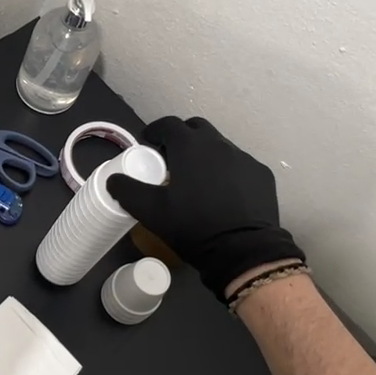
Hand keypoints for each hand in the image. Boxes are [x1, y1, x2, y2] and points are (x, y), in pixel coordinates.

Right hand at [106, 116, 305, 298]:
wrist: (244, 250)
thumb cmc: (193, 226)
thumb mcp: (151, 212)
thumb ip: (128, 191)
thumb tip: (114, 180)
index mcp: (189, 146)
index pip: (168, 124)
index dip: (155, 130)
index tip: (148, 142)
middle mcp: (218, 143)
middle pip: (196, 128)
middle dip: (182, 137)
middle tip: (172, 158)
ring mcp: (244, 158)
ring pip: (219, 146)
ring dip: (205, 154)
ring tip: (198, 179)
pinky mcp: (261, 174)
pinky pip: (238, 165)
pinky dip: (227, 171)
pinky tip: (223, 194)